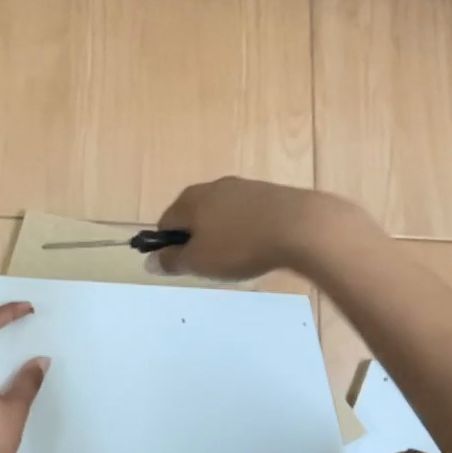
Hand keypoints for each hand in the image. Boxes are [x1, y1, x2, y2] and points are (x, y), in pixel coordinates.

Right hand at [147, 177, 369, 280]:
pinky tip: (259, 246)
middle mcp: (213, 187)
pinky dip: (246, 230)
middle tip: (210, 264)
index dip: (169, 247)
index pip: (165, 223)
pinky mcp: (270, 193)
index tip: (183, 265)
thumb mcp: (198, 262)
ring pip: (221, 215)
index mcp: (190, 200)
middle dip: (196, 239)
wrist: (302, 227)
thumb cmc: (239, 245)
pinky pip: (247, 215)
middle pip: (194, 216)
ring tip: (238, 257)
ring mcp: (244, 187)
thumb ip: (171, 261)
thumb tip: (150, 261)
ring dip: (222, 235)